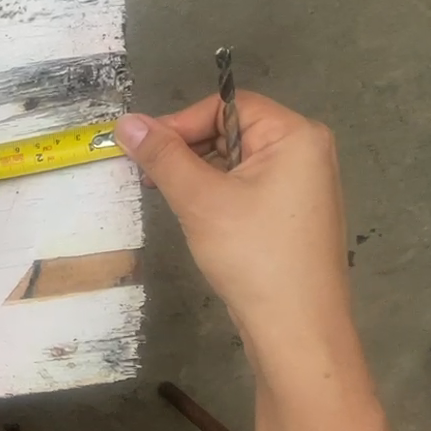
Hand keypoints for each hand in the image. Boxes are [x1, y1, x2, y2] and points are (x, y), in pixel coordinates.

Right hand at [113, 91, 349, 343]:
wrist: (294, 324)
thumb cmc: (251, 253)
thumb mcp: (199, 199)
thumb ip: (162, 156)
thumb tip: (126, 122)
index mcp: (294, 136)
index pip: (227, 106)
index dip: (181, 123)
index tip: (143, 151)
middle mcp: (304, 151)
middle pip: (230, 130)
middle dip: (185, 148)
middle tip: (148, 176)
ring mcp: (299, 184)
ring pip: (232, 160)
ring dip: (194, 172)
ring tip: (166, 197)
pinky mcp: (288, 212)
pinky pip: (242, 185)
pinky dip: (212, 192)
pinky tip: (192, 214)